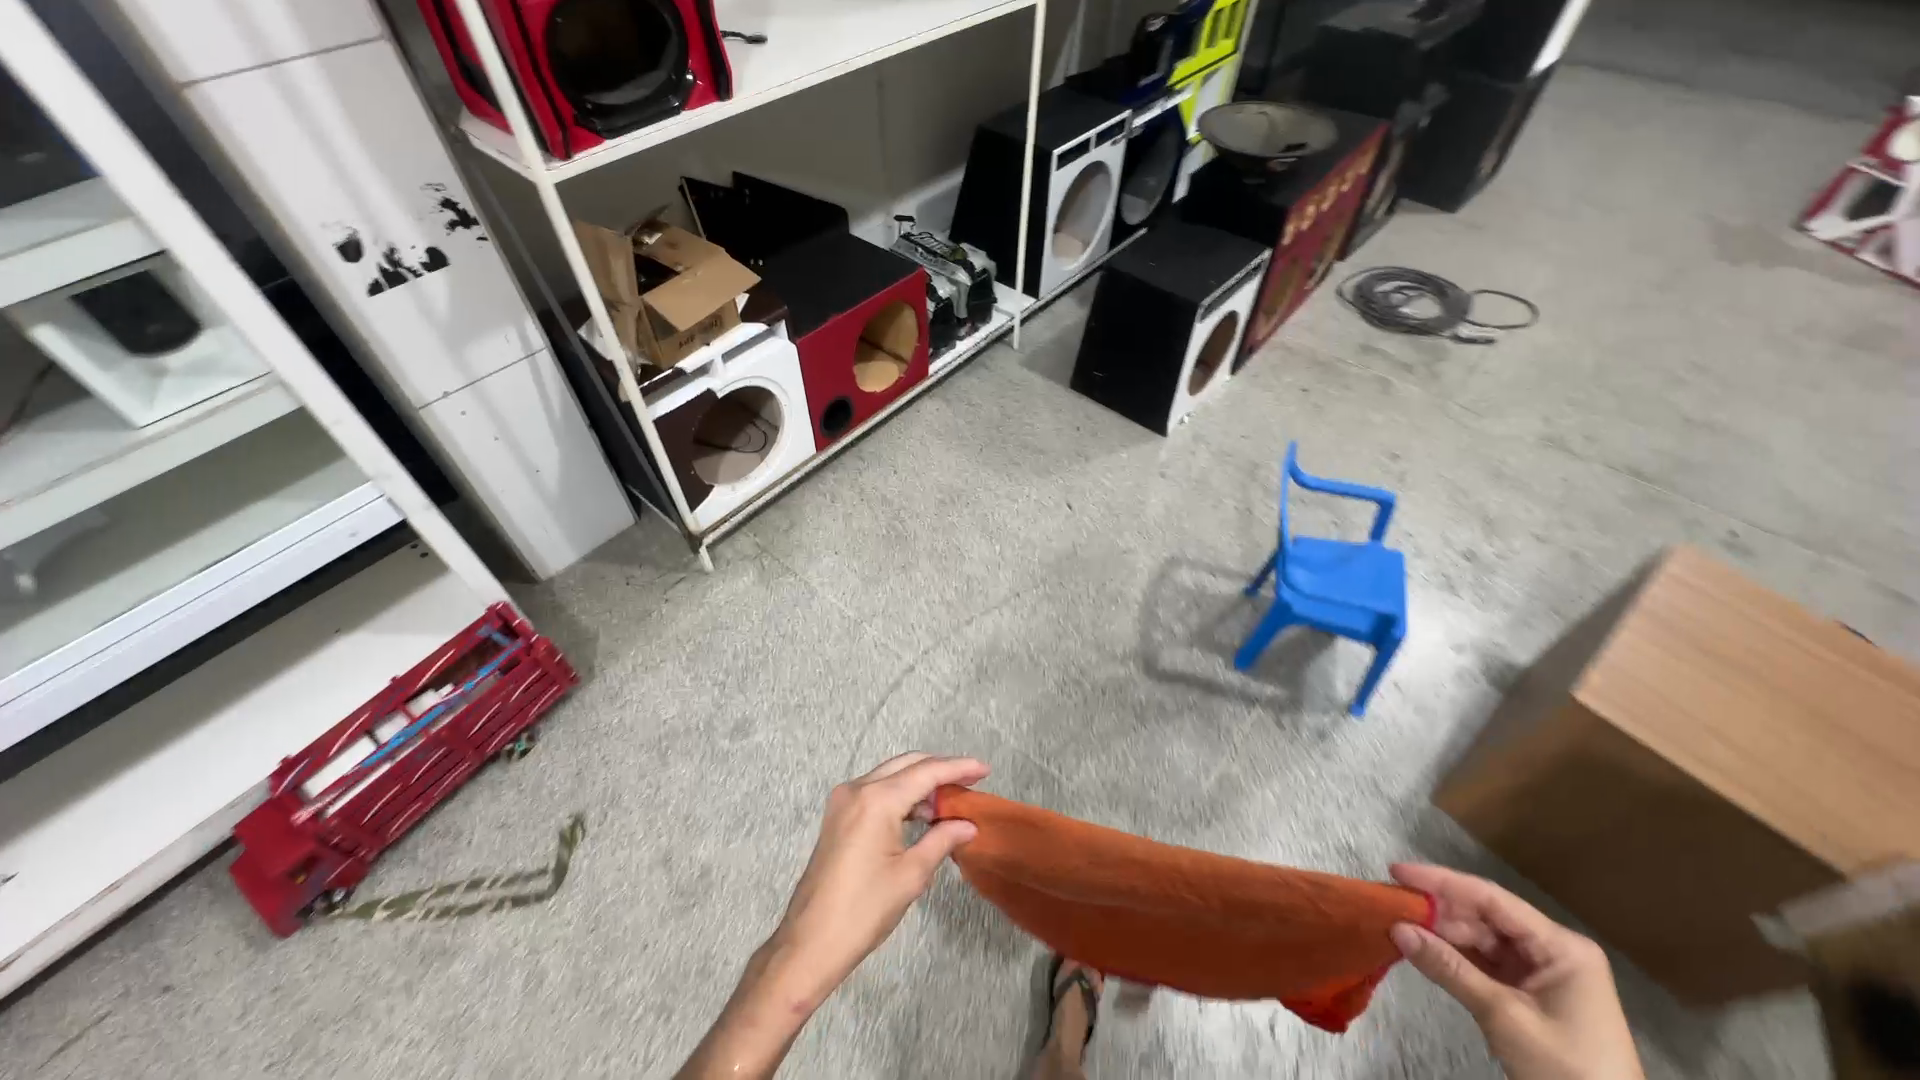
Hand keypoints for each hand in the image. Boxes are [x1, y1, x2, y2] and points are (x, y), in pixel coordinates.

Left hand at [676, 754, 987, 1079]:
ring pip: (890, 776)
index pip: (926, 772)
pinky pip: (875, 792)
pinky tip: (921, 816)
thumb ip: (942, 840)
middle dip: (939, 771)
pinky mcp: (837, 816)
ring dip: (919, 784)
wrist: (811, 941)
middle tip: (970, 784)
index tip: (985, 770)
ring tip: (950, 804)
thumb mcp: (912, 874)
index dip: (958, 768)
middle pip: (906, 765)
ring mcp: (843, 801)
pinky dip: (900, 796)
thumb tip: (968, 825)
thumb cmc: (865, 910)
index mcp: (876, 800)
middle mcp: (857, 789)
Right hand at [1389, 864, 1644, 1079]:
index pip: (1491, 898)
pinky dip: (1455, 958)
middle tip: (1390, 903)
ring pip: (1482, 939)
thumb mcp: (1503, 1016)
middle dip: (1438, 910)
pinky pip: (1486, 963)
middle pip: (1485, 917)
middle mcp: (1552, 949)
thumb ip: (1449, 968)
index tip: (1397, 870)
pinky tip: (1424, 950)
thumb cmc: (1563, 1066)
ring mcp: (1542, 972)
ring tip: (1397, 925)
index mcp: (1560, 946)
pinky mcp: (1530, 993)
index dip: (1442, 881)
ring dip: (1442, 934)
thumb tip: (1396, 929)